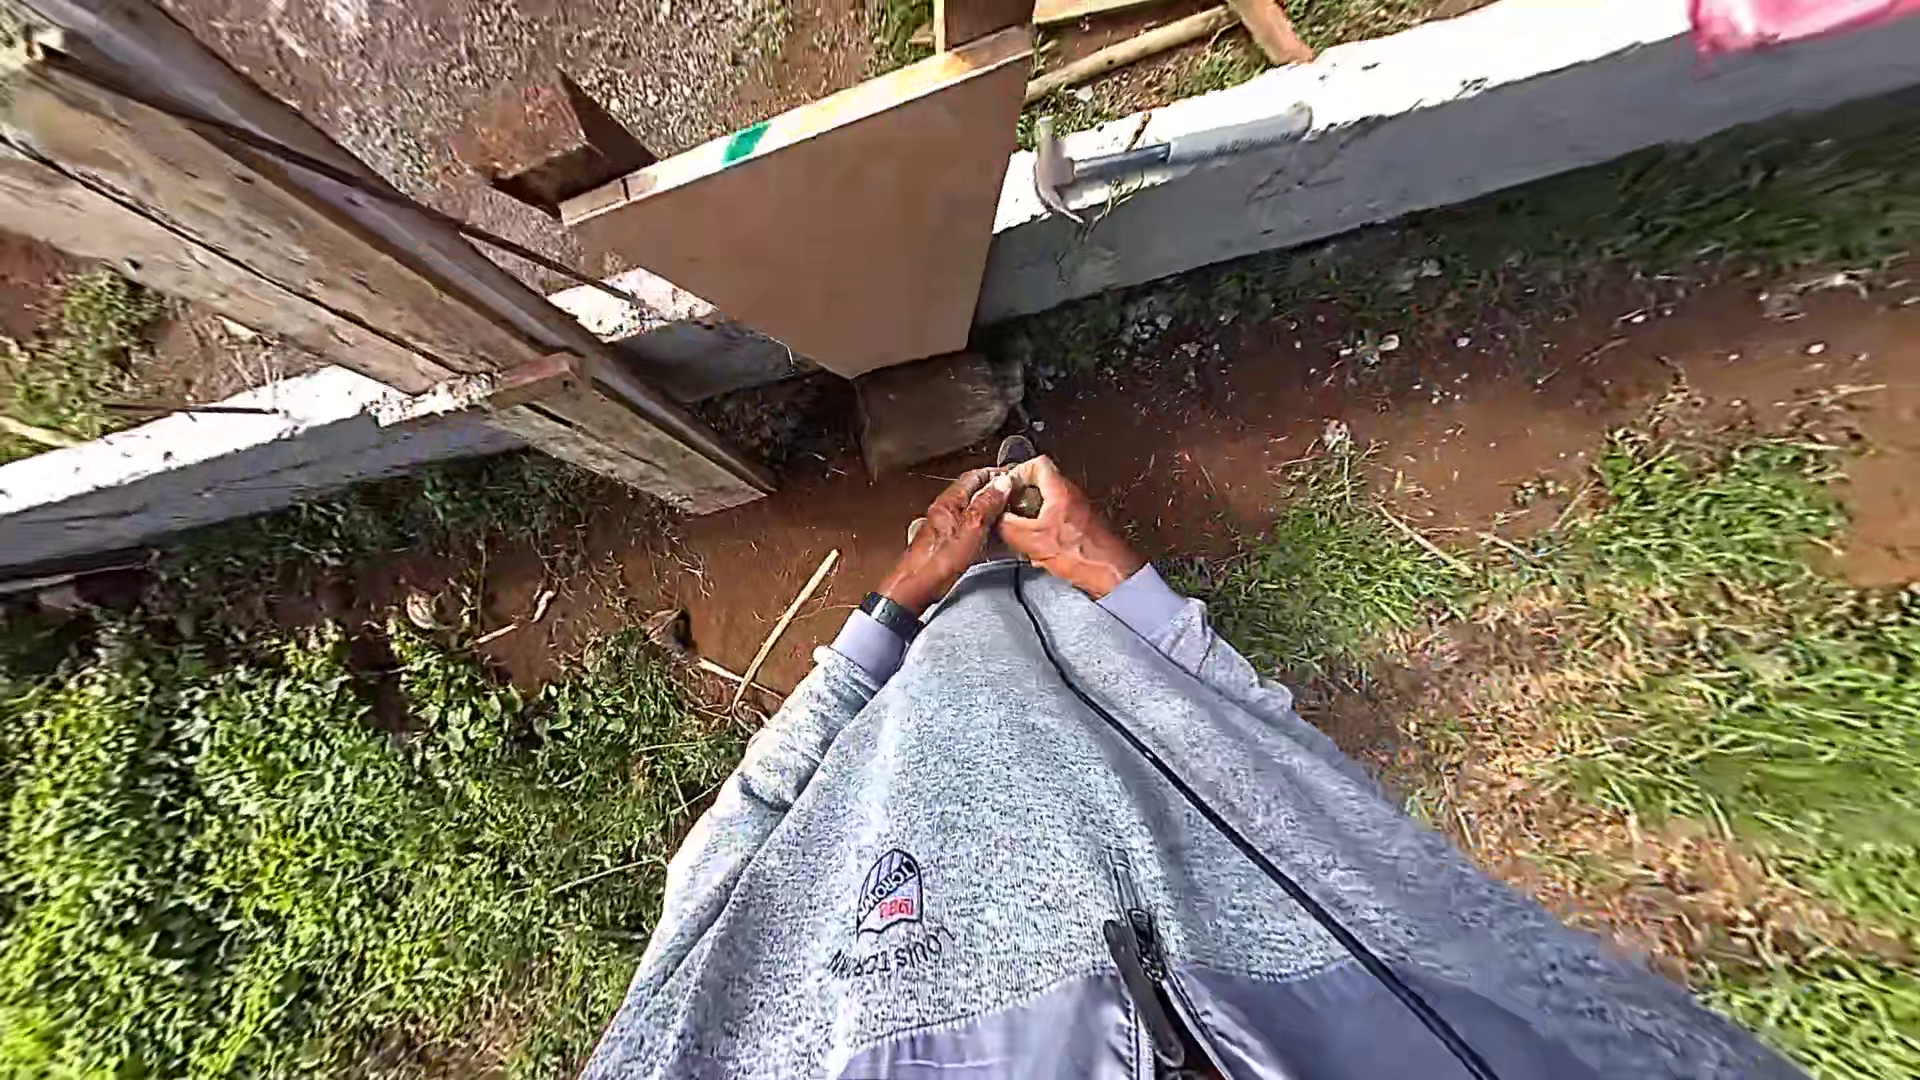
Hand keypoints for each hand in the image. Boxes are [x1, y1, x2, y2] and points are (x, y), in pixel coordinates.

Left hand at [876, 468, 1014, 613]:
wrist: (916, 588)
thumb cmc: (936, 561)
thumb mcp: (971, 527)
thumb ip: (987, 503)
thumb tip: (1002, 483)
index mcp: (948, 501)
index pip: (974, 476)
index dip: (994, 474)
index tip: (1012, 476)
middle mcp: (944, 511)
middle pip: (973, 494)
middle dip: (995, 494)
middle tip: (1016, 497)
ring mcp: (944, 528)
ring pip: (972, 513)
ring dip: (990, 512)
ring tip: (1009, 516)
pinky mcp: (946, 545)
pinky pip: (969, 531)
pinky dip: (983, 530)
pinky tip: (993, 539)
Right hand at [999, 456, 1143, 598]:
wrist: (1109, 574)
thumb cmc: (1083, 555)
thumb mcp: (1031, 540)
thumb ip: (1007, 526)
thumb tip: (996, 520)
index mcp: (1060, 490)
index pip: (1036, 464)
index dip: (1017, 472)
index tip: (1005, 489)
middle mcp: (1071, 496)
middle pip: (1038, 485)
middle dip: (1019, 499)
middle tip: (1008, 512)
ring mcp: (1077, 511)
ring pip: (1045, 505)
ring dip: (1029, 517)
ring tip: (1020, 534)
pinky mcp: (1079, 528)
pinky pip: (1054, 521)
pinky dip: (1041, 531)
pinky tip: (1037, 550)